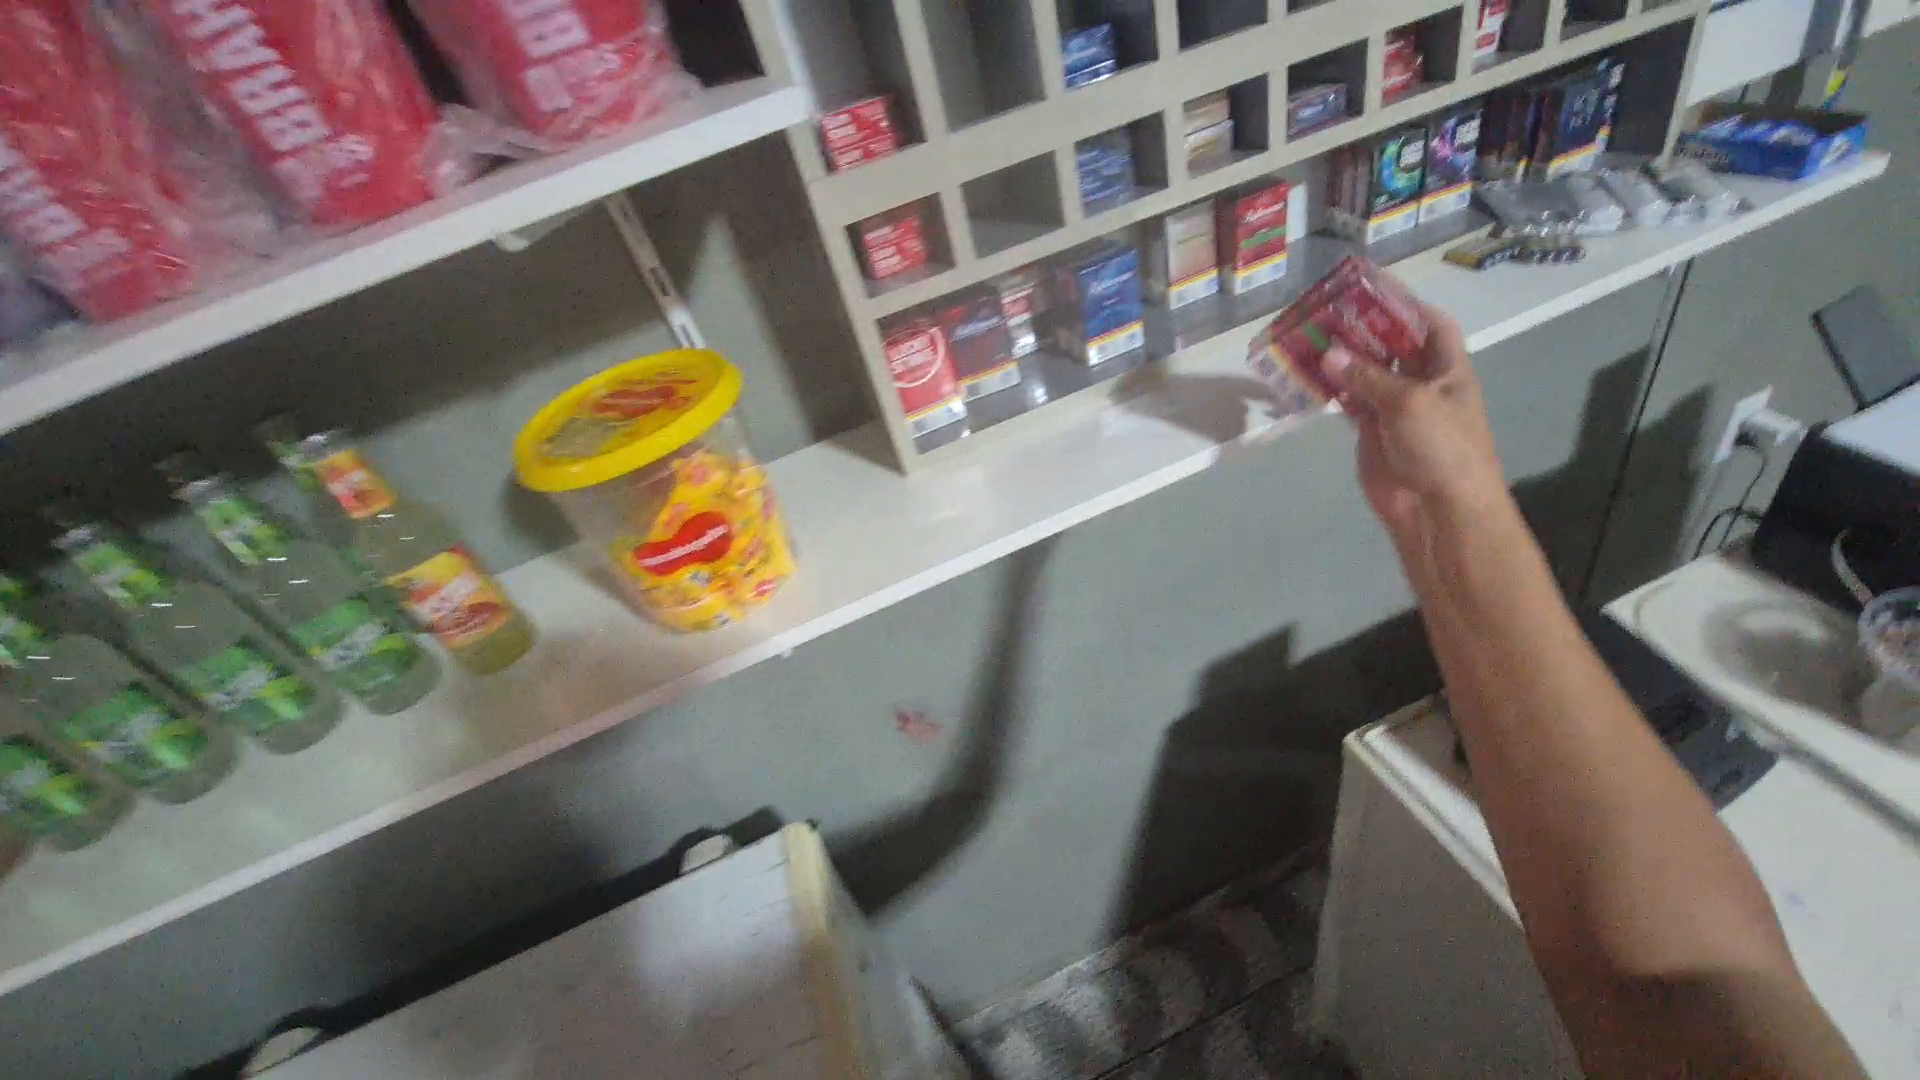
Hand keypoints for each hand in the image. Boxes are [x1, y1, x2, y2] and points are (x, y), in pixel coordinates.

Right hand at [1321, 302, 1507, 541]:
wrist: (1436, 506)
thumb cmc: (1440, 446)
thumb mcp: (1408, 403)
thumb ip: (1368, 377)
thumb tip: (1330, 354)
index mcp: (1446, 366)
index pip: (1428, 322)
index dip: (1403, 302)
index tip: (1370, 285)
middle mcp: (1421, 381)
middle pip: (1390, 344)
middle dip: (1362, 327)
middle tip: (1326, 309)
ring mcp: (1394, 406)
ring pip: (1364, 372)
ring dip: (1340, 358)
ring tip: (1308, 337)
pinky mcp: (1372, 430)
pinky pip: (1348, 401)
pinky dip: (1330, 389)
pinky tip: (1308, 375)